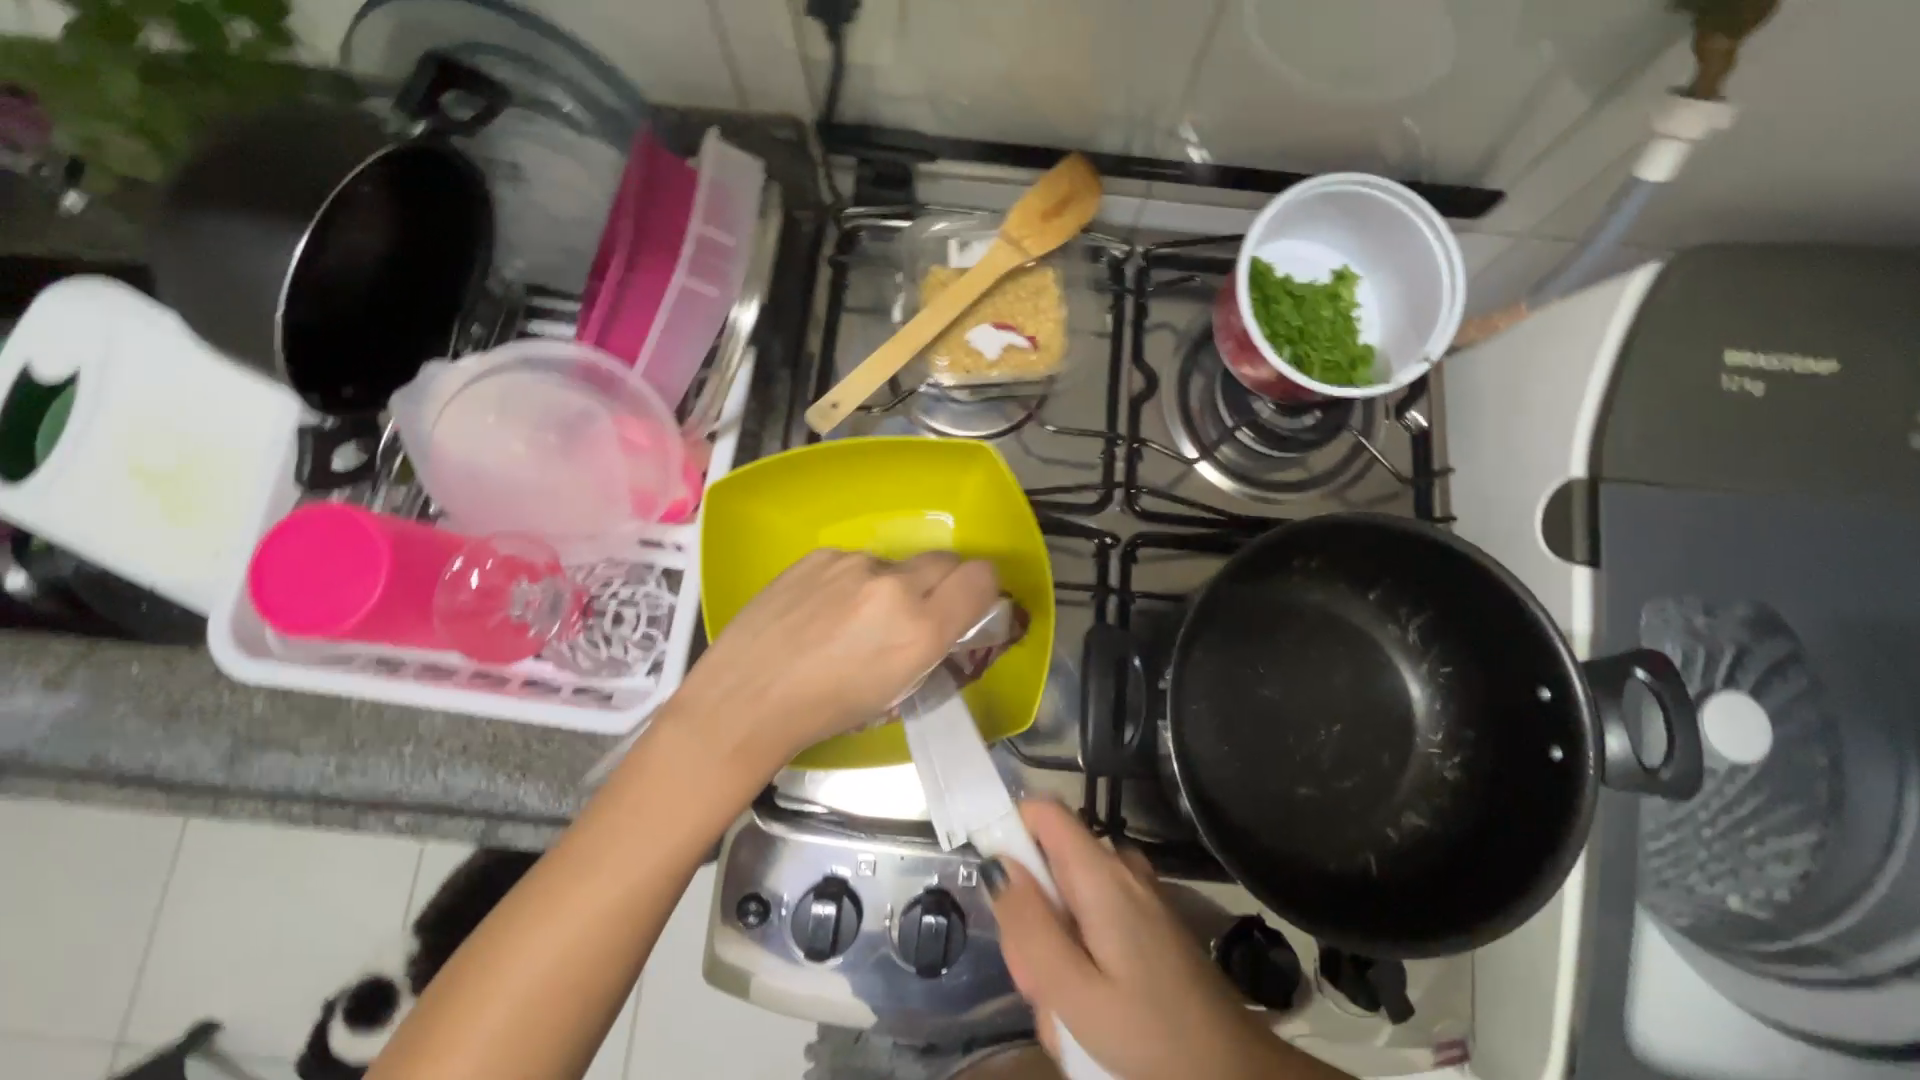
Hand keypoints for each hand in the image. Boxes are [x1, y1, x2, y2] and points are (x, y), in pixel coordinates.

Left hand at [670, 548, 999, 767]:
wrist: (747, 699)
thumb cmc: (826, 712)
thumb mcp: (898, 689)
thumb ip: (931, 644)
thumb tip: (944, 619)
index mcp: (922, 629)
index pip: (981, 578)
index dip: (982, 588)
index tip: (971, 602)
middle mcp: (895, 586)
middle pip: (945, 561)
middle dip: (941, 583)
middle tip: (917, 612)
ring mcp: (853, 564)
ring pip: (894, 565)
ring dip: (889, 585)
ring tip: (852, 620)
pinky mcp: (819, 555)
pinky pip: (853, 562)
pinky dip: (850, 582)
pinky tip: (821, 611)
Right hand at [986, 802, 1349, 1079]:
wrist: (1233, 1075)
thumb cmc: (1151, 1037)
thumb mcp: (1072, 992)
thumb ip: (1029, 925)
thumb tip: (995, 863)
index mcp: (1102, 876)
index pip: (1043, 812)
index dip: (1008, 832)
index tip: (994, 888)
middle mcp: (1121, 870)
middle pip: (1048, 864)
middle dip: (1029, 917)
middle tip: (1039, 982)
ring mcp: (1137, 895)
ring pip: (1065, 900)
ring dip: (1050, 947)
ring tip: (1066, 1008)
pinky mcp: (1146, 923)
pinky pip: (1090, 921)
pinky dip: (1077, 956)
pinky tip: (1089, 1008)